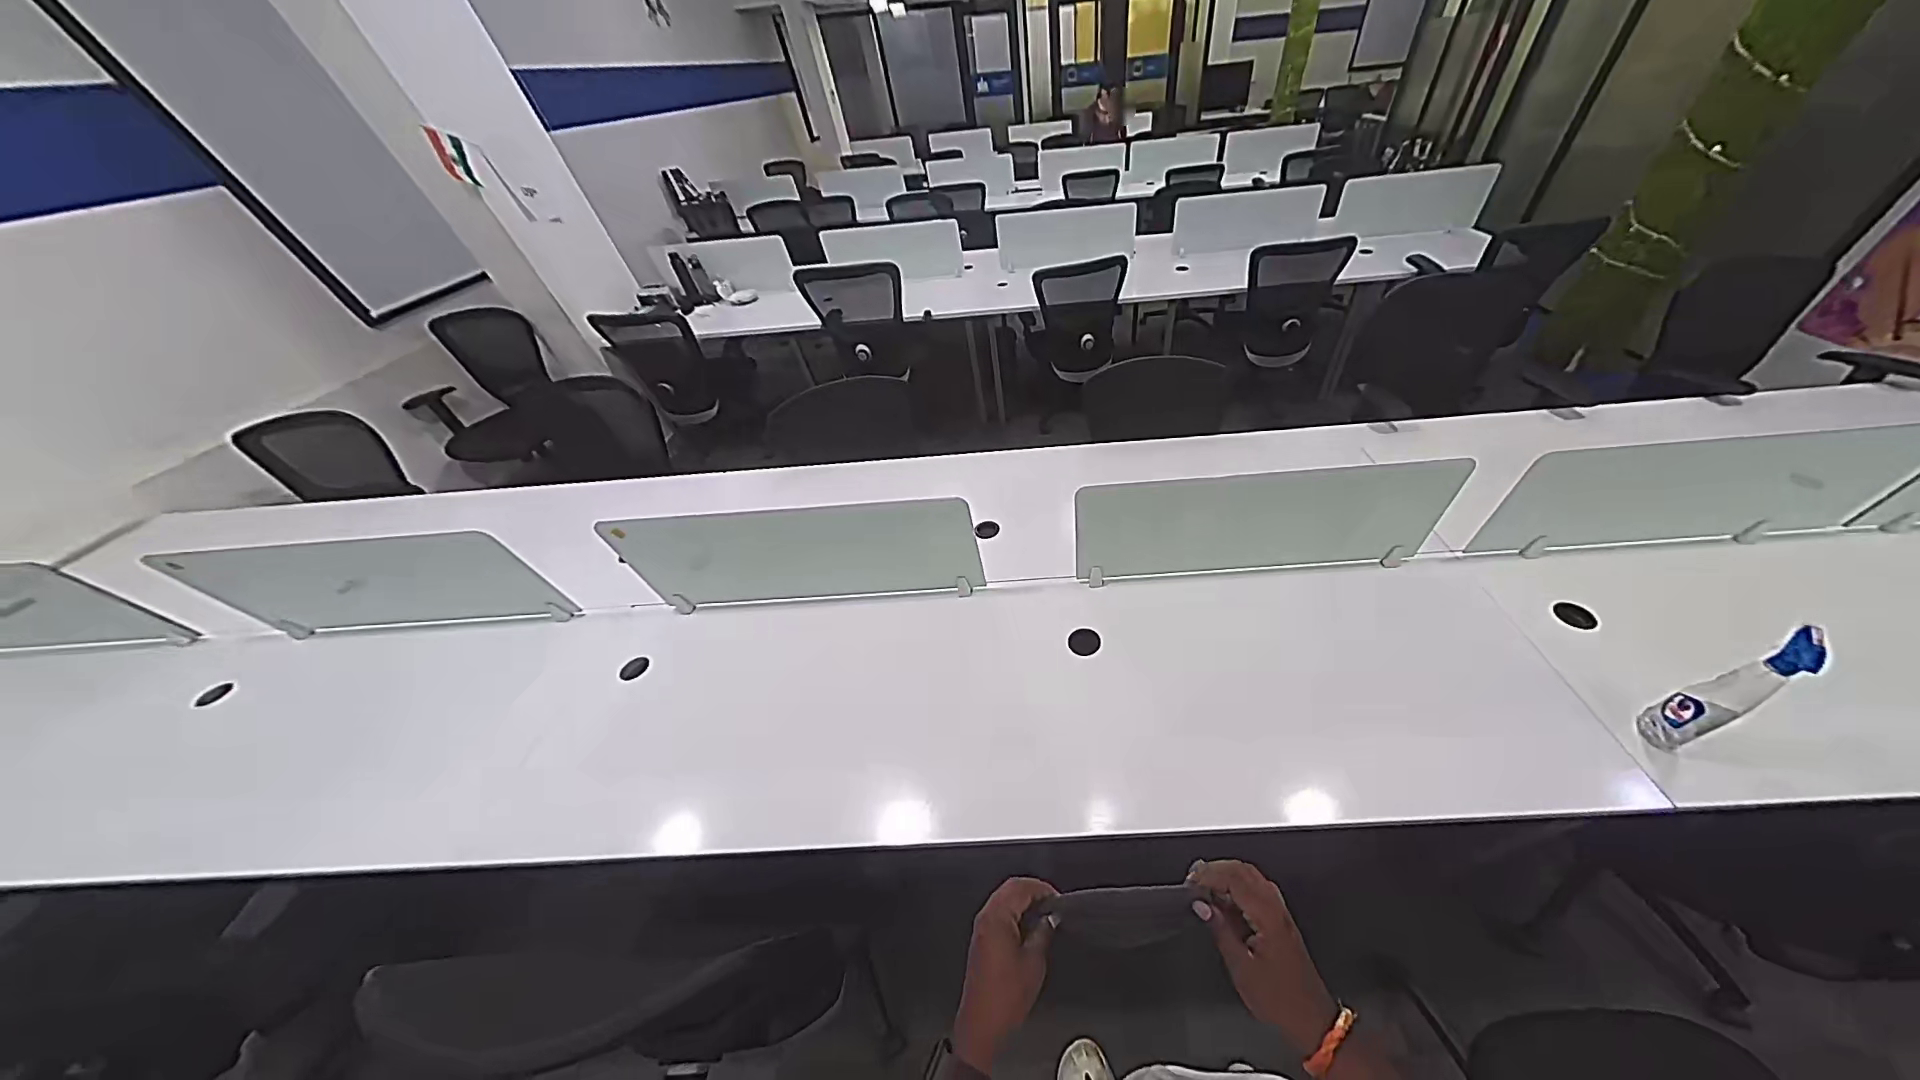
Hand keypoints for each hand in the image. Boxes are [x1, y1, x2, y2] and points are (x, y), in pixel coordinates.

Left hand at [953, 877, 1057, 1073]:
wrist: (983, 1023)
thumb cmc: (1006, 997)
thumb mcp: (1033, 962)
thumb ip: (1042, 932)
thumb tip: (1050, 918)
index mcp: (997, 917)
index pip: (1019, 886)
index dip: (1041, 888)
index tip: (1057, 898)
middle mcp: (985, 917)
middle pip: (1009, 888)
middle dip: (1032, 890)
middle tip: (1052, 902)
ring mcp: (981, 928)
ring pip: (1003, 899)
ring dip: (1023, 900)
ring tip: (1044, 912)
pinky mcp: (981, 939)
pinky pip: (998, 913)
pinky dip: (1014, 911)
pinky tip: (1028, 925)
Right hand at [1188, 860, 1338, 1051]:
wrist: (1312, 1019)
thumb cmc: (1280, 1000)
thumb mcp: (1242, 968)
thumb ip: (1221, 931)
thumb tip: (1201, 905)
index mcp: (1267, 917)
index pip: (1234, 878)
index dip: (1208, 875)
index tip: (1190, 884)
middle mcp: (1276, 909)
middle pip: (1243, 870)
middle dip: (1214, 869)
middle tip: (1193, 881)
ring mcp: (1280, 913)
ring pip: (1250, 876)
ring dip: (1225, 875)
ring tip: (1204, 887)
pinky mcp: (1279, 920)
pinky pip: (1256, 888)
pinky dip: (1236, 885)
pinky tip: (1223, 899)